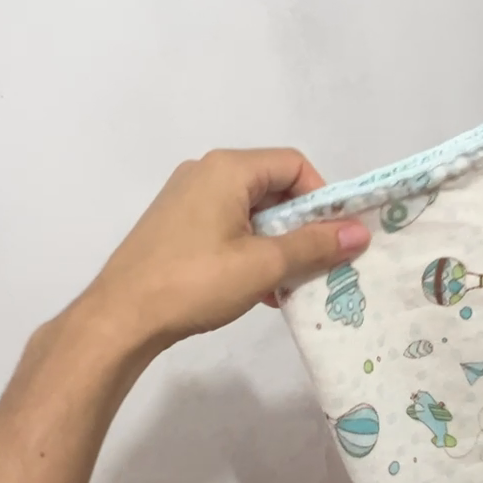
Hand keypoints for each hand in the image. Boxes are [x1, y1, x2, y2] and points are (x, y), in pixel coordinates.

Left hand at [76, 148, 368, 352]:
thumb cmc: (196, 282)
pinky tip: (262, 291)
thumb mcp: (264, 265)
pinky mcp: (177, 227)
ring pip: (252, 213)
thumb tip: (360, 233)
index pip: (293, 165)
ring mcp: (187, 200)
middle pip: (273, 188)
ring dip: (279, 245)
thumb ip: (314, 245)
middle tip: (321, 263)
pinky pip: (229, 228)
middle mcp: (205, 173)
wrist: (122, 316)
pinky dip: (252, 252)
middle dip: (302, 226)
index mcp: (228, 169)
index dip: (322, 198)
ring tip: (292, 284)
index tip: (335, 237)